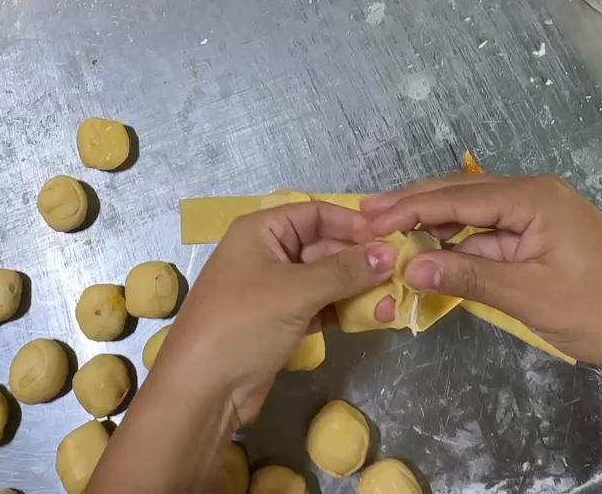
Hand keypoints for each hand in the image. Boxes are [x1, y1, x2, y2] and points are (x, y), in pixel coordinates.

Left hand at [155, 202, 393, 425]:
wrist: (202, 389)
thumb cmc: (242, 322)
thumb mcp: (295, 291)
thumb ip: (344, 271)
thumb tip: (388, 253)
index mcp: (261, 230)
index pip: (315, 213)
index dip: (352, 223)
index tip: (389, 237)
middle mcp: (268, 252)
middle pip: (323, 246)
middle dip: (359, 260)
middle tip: (400, 273)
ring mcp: (274, 289)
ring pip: (325, 279)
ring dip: (356, 288)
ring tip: (391, 302)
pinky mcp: (281, 321)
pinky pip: (320, 305)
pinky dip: (343, 310)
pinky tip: (373, 318)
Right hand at [363, 174, 601, 370]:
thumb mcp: (530, 296)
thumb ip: (468, 276)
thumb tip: (410, 268)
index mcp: (532, 197)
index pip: (457, 197)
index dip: (410, 208)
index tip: (369, 217)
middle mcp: (532, 191)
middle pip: (460, 191)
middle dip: (414, 203)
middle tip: (367, 212)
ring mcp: (537, 208)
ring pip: (471, 206)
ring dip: (433, 218)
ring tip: (388, 226)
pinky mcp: (540, 228)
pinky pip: (489, 225)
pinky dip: (458, 235)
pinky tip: (432, 245)